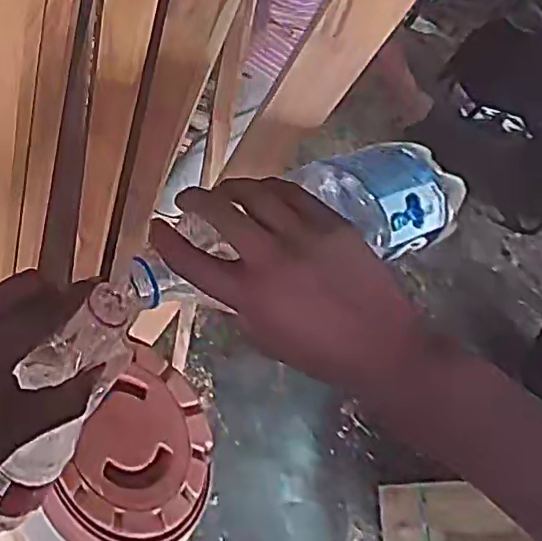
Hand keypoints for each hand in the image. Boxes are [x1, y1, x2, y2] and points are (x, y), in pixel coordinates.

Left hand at [0, 271, 98, 500]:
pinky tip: (26, 338)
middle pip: (25, 286)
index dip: (78, 297)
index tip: (102, 290)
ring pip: (6, 294)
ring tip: (58, 323)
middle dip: (56, 290)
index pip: (48, 307)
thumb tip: (101, 373)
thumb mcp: (27, 424)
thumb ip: (70, 396)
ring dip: (33, 299)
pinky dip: (14, 310)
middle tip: (81, 308)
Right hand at [149, 178, 447, 406]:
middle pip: (218, 213)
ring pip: (254, 193)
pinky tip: (262, 192)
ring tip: (223, 191)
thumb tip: (218, 279)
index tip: (156, 228)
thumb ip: (235, 304)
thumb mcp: (263, 335)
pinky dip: (268, 188)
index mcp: (249, 295)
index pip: (192, 262)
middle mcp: (269, 259)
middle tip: (186, 199)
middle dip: (194, 199)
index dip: (166, 241)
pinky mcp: (332, 224)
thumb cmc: (319, 352)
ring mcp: (303, 237)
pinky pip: (291, 193)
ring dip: (229, 188)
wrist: (385, 348)